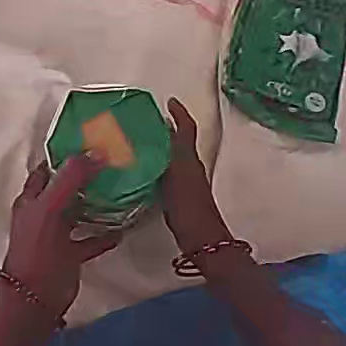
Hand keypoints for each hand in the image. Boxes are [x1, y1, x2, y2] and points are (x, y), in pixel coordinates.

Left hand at [4, 155, 121, 318]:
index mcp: (32, 200)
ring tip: (120, 190)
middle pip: (64, 189)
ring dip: (96, 203)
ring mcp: (56, 234)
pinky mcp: (69, 254)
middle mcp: (43, 214)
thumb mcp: (50, 208)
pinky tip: (121, 229)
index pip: (46, 170)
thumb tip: (96, 153)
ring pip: (78, 213)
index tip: (89, 143)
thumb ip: (71, 179)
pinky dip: (104, 234)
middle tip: (111, 164)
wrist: (36, 298)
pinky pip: (90, 239)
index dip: (63, 156)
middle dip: (84, 177)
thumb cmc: (38, 249)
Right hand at [160, 98, 240, 264]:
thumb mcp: (176, 180)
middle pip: (181, 141)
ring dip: (163, 146)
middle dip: (167, 128)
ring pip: (176, 155)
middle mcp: (191, 168)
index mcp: (189, 161)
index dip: (180, 114)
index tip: (169, 102)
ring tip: (141, 142)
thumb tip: (162, 134)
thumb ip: (170, 157)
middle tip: (146, 121)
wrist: (204, 243)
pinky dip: (161, 163)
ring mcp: (189, 183)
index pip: (187, 130)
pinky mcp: (184, 196)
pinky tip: (146, 171)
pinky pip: (171, 170)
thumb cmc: (189, 212)